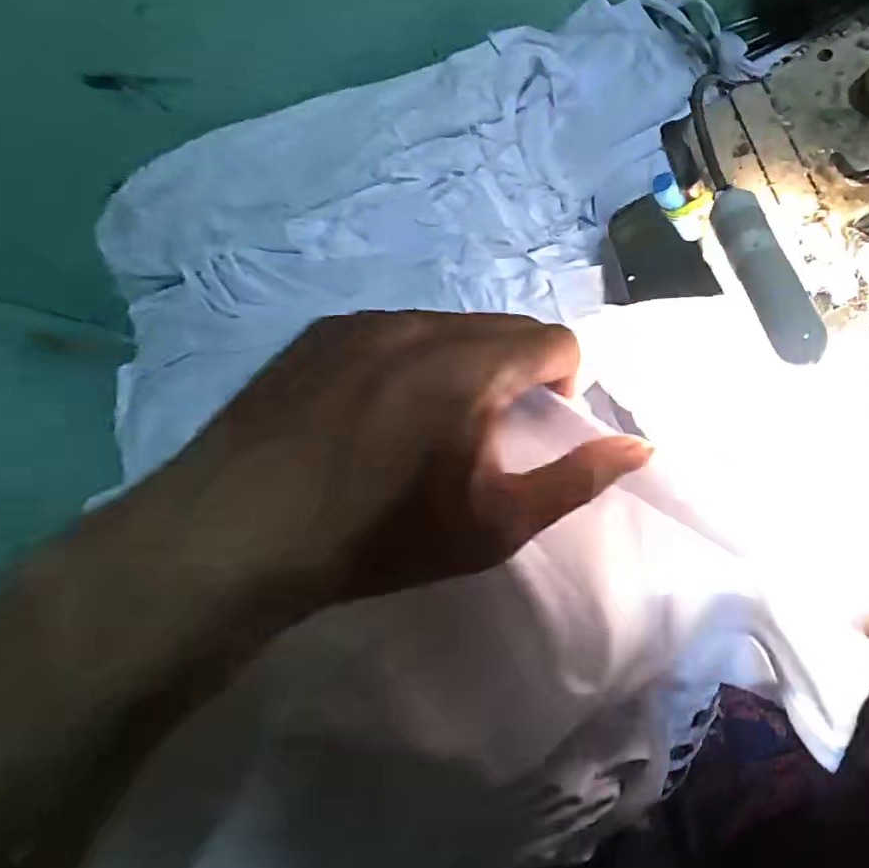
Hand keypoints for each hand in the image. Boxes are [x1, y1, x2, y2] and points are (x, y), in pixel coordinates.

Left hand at [95, 311, 651, 612]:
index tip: (535, 429)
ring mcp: (364, 323)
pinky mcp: (319, 333)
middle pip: (510, 326)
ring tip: (431, 420)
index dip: (565, 382)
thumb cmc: (382, 538)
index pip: (558, 339)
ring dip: (470, 361)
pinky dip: (416, 357)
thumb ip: (579, 478)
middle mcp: (422, 326)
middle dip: (522, 369)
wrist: (227, 544)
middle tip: (489, 429)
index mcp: (471, 367)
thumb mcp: (498, 523)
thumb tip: (641, 446)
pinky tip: (376, 411)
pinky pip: (400, 329)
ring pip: (455, 324)